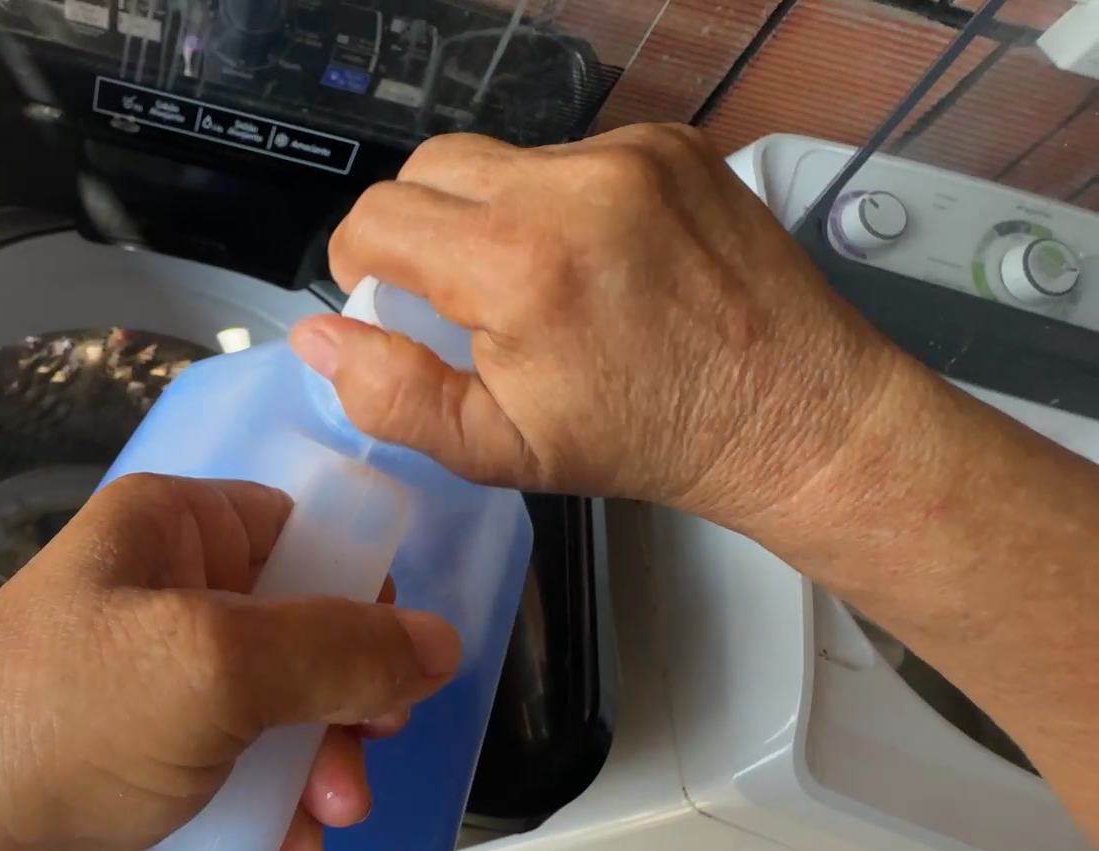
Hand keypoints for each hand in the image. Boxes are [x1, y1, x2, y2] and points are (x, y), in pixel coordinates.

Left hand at [0, 473, 461, 850]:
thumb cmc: (65, 726)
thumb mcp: (213, 667)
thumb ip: (338, 649)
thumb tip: (438, 640)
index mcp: (165, 527)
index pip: (295, 528)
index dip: (356, 588)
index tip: (395, 661)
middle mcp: (153, 589)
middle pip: (291, 623)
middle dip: (340, 696)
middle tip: (365, 753)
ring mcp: (142, 676)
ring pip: (268, 701)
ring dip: (312, 760)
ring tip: (324, 817)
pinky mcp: (135, 751)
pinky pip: (229, 758)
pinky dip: (266, 798)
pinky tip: (281, 847)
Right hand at [290, 124, 916, 529]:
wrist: (789, 411)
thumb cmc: (630, 441)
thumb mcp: (488, 449)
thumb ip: (389, 395)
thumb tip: (320, 338)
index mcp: (517, 264)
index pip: (377, 218)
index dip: (359, 265)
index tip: (387, 307)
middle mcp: (572, 184)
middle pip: (423, 169)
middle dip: (408, 231)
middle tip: (443, 296)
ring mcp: (628, 152)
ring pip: (488, 159)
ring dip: (472, 216)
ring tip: (512, 282)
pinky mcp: (667, 142)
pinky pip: (555, 158)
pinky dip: (538, 204)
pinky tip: (574, 259)